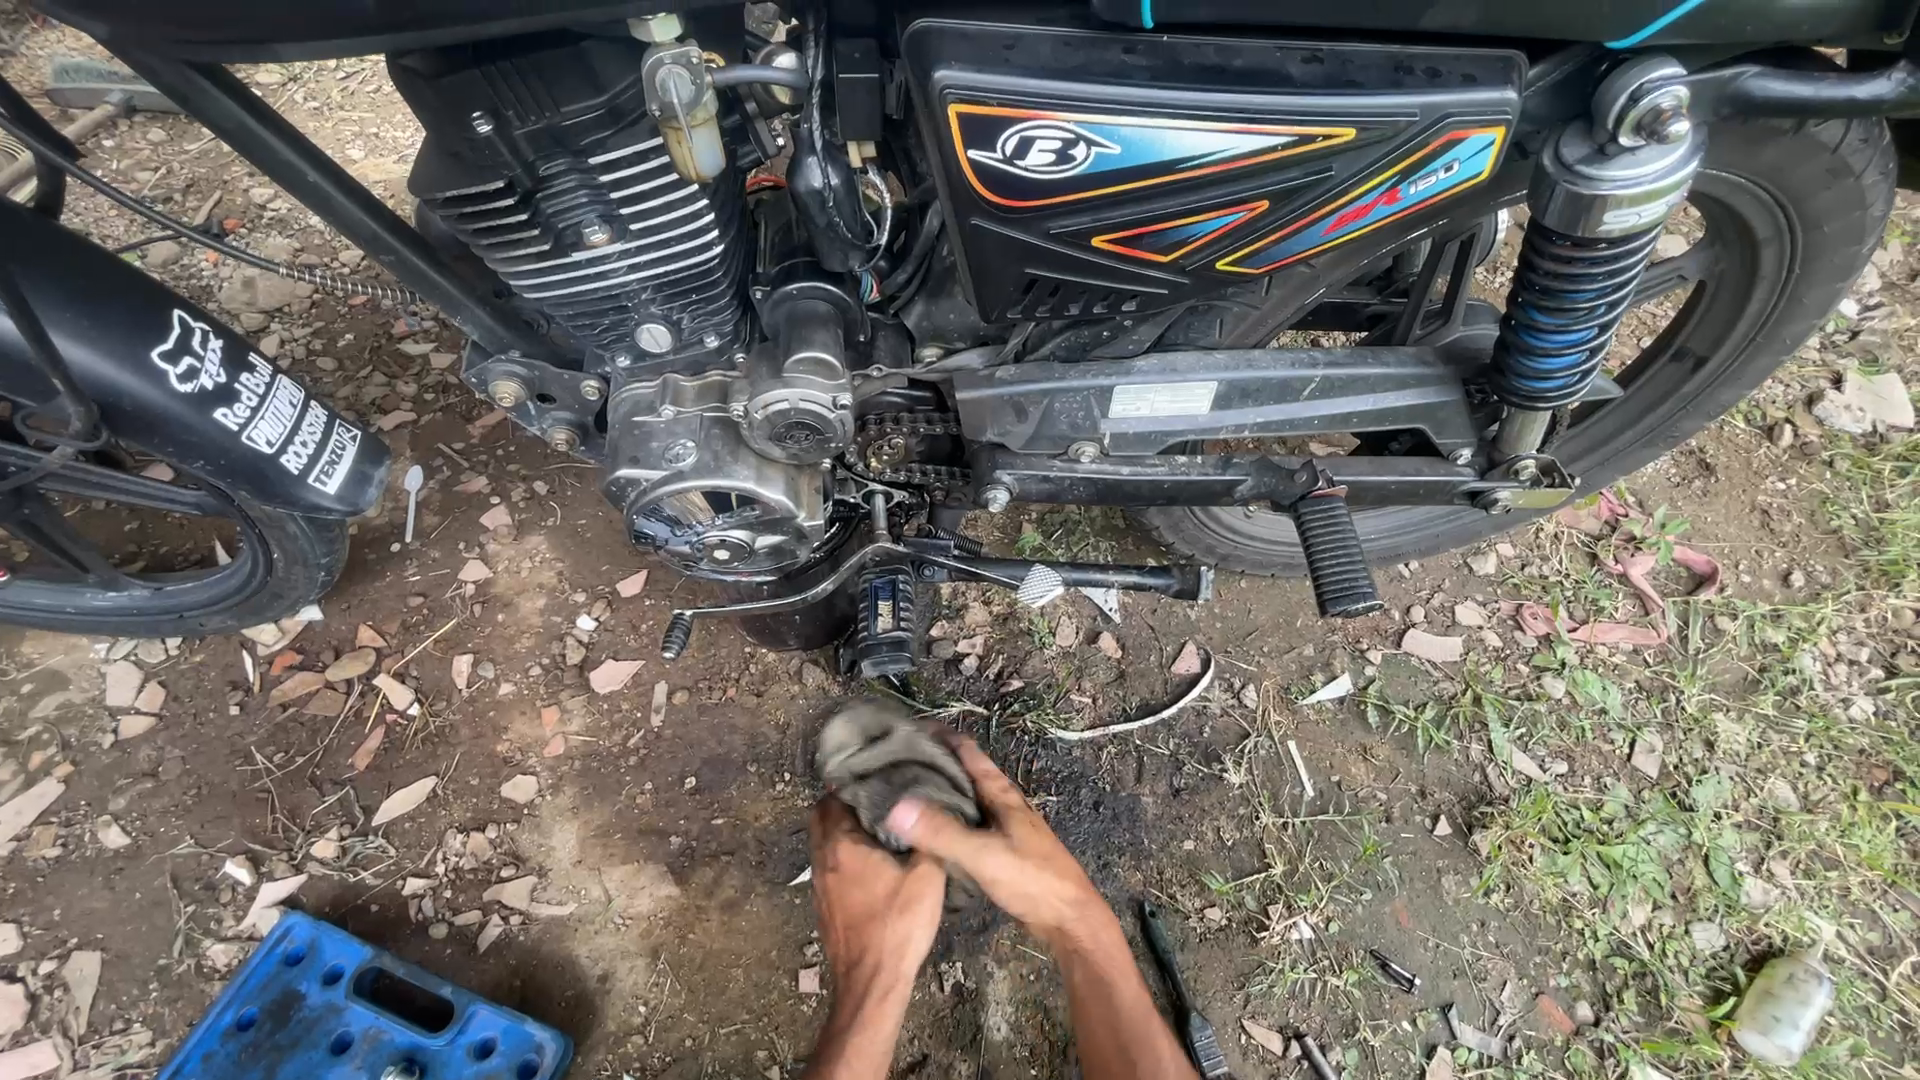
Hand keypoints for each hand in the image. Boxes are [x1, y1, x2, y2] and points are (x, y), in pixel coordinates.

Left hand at [810, 795, 947, 997]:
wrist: (871, 984)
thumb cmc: (899, 925)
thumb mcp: (928, 876)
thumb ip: (927, 837)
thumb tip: (931, 808)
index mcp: (842, 844)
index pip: (835, 797)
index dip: (856, 784)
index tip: (879, 777)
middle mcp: (823, 858)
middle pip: (821, 815)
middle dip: (844, 802)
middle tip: (875, 798)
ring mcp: (818, 884)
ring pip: (822, 840)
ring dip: (842, 829)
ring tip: (876, 826)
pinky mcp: (822, 904)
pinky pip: (827, 863)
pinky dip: (842, 853)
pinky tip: (870, 861)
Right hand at [883, 733, 1110, 948]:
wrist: (1069, 919)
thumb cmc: (1031, 879)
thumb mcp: (983, 854)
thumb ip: (942, 832)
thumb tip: (896, 807)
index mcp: (1002, 794)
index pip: (969, 751)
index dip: (942, 737)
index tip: (909, 730)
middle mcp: (1004, 803)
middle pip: (967, 773)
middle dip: (938, 763)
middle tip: (899, 762)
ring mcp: (1006, 826)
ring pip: (970, 799)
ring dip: (944, 791)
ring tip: (908, 792)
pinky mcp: (1004, 849)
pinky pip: (971, 823)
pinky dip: (951, 819)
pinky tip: (933, 831)